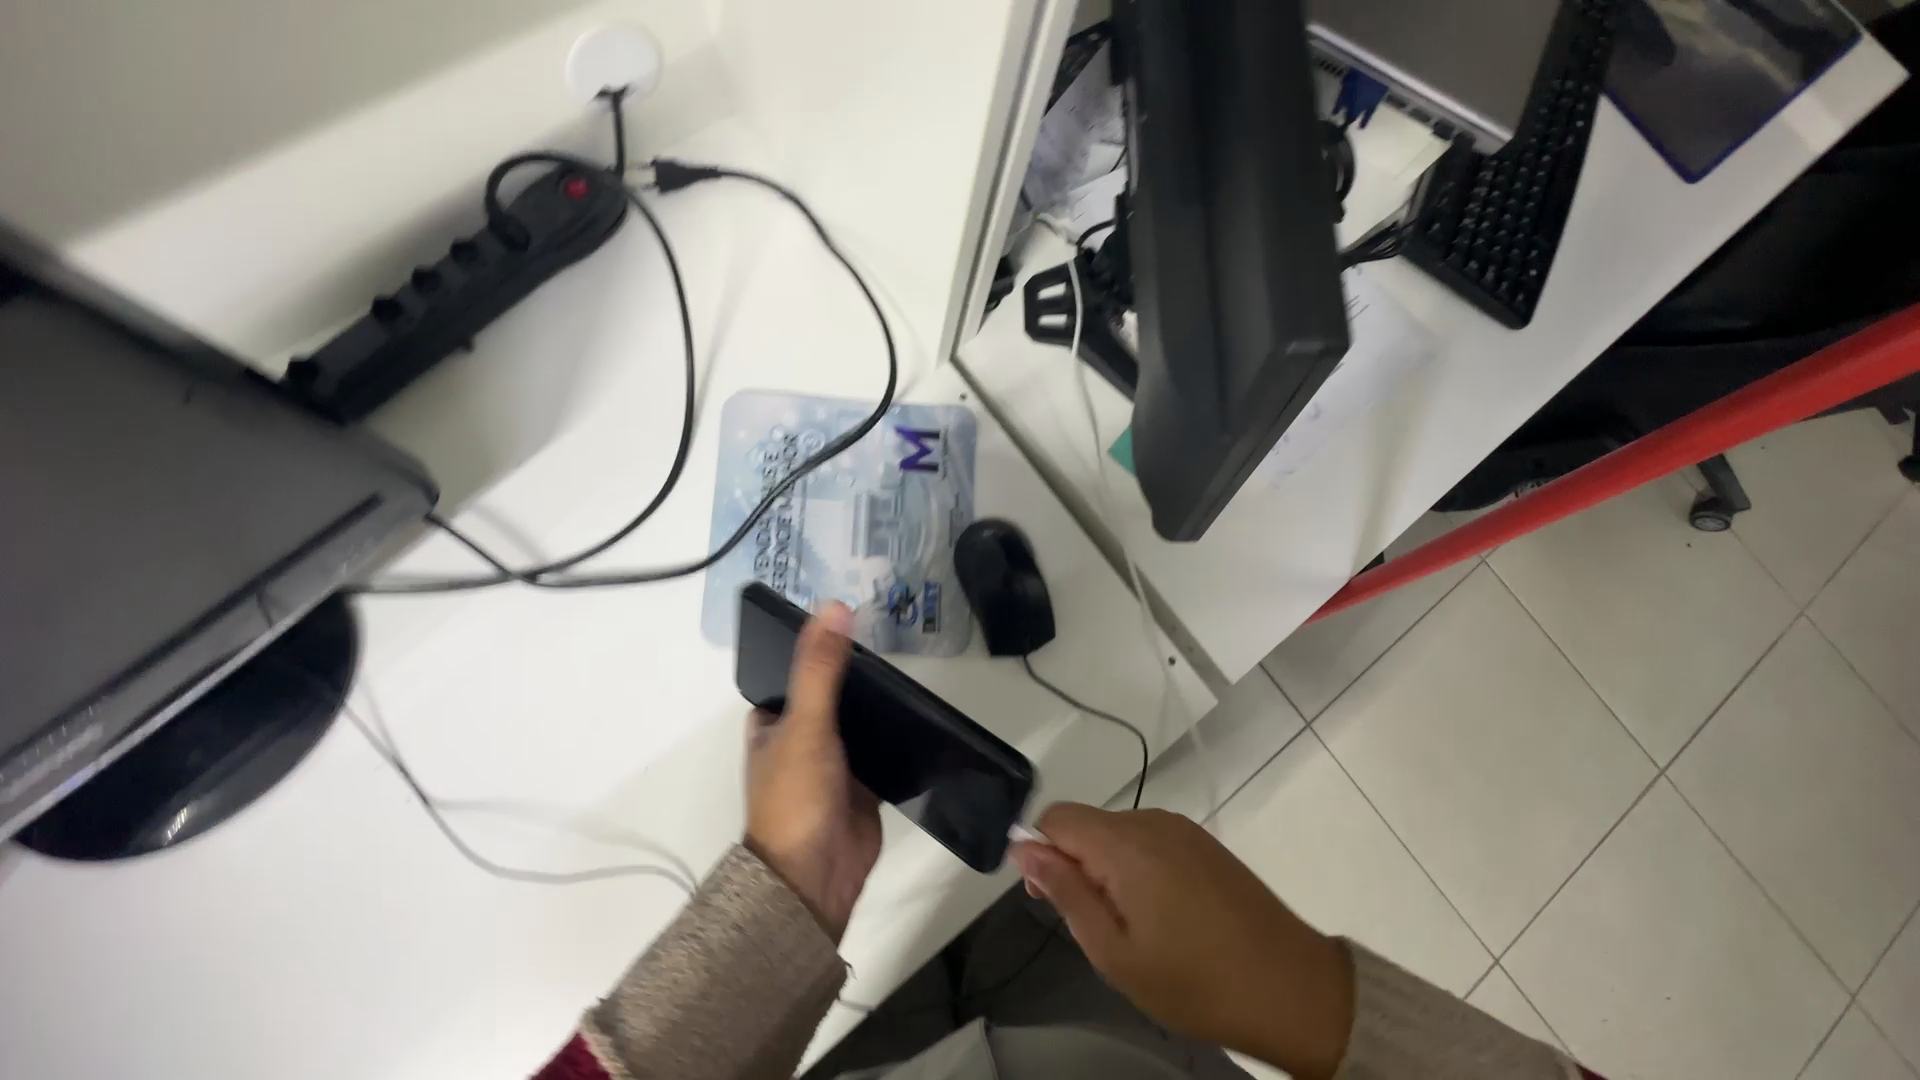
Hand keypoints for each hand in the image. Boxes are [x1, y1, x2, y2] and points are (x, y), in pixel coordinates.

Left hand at [745, 603, 881, 941]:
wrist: (816, 878)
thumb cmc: (796, 797)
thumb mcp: (805, 723)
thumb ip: (820, 668)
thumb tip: (835, 606)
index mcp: (773, 722)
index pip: (795, 670)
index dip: (818, 644)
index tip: (852, 612)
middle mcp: (801, 737)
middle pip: (832, 693)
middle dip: (857, 672)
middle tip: (893, 633)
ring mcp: (834, 761)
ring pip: (861, 719)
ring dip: (880, 702)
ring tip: (913, 663)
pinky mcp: (864, 783)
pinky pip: (883, 747)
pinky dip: (899, 734)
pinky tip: (923, 712)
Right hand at [1009, 804, 1354, 1079]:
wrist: (1293, 989)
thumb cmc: (1195, 981)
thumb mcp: (1114, 951)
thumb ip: (1065, 892)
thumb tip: (1023, 847)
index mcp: (1125, 844)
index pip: (1056, 817)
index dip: (1040, 852)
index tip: (1049, 899)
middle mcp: (1152, 821)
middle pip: (1087, 824)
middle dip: (1075, 865)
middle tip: (1095, 927)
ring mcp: (1182, 829)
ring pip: (1117, 834)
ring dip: (1107, 869)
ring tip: (1133, 927)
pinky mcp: (1204, 843)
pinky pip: (1149, 841)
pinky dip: (1138, 868)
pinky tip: (1162, 914)